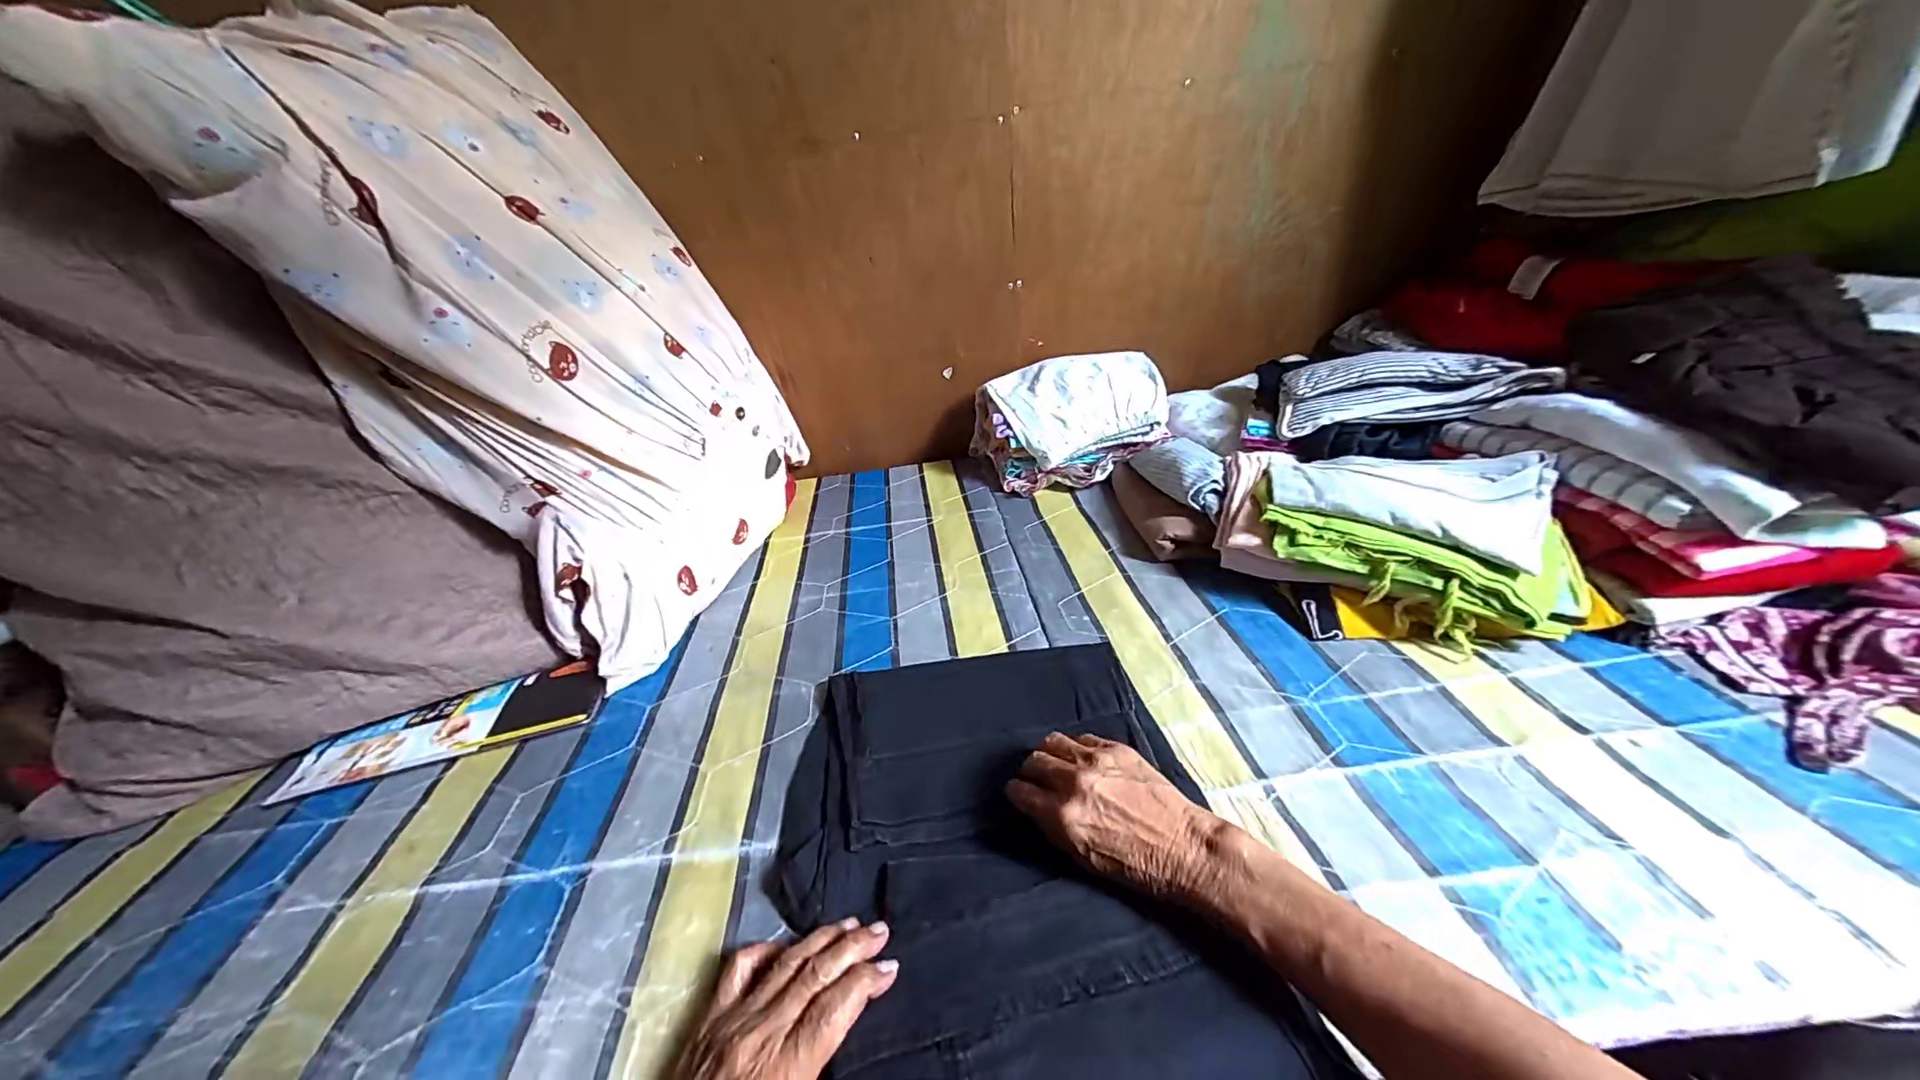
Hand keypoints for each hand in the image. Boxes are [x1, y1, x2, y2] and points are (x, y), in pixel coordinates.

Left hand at [676, 919, 897, 1079]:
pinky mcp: (708, 1017)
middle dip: (853, 948)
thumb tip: (846, 1020)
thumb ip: (821, 1063)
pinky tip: (787, 945)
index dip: (867, 981)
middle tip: (880, 930)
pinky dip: (767, 949)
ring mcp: (732, 1019)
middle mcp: (761, 1033)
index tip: (889, 967)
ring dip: (822, 939)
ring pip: (786, 962)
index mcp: (786, 1067)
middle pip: (816, 975)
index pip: (835, 1007)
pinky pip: (740, 967)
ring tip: (849, 924)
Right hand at [1006, 732, 1222, 900]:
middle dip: (1030, 772)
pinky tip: (1082, 760)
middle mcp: (1074, 782)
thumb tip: (1035, 807)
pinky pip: (1081, 738)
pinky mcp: (1116, 748)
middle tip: (1037, 781)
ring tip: (1056, 765)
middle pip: (1032, 761)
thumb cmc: (1133, 865)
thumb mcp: (1081, 857)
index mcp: (1063, 814)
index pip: (1019, 791)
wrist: (1183, 848)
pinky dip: (1074, 748)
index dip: (1016, 794)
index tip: (1020, 796)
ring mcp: (1096, 760)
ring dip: (1048, 754)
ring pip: (1052, 741)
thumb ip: (1052, 827)